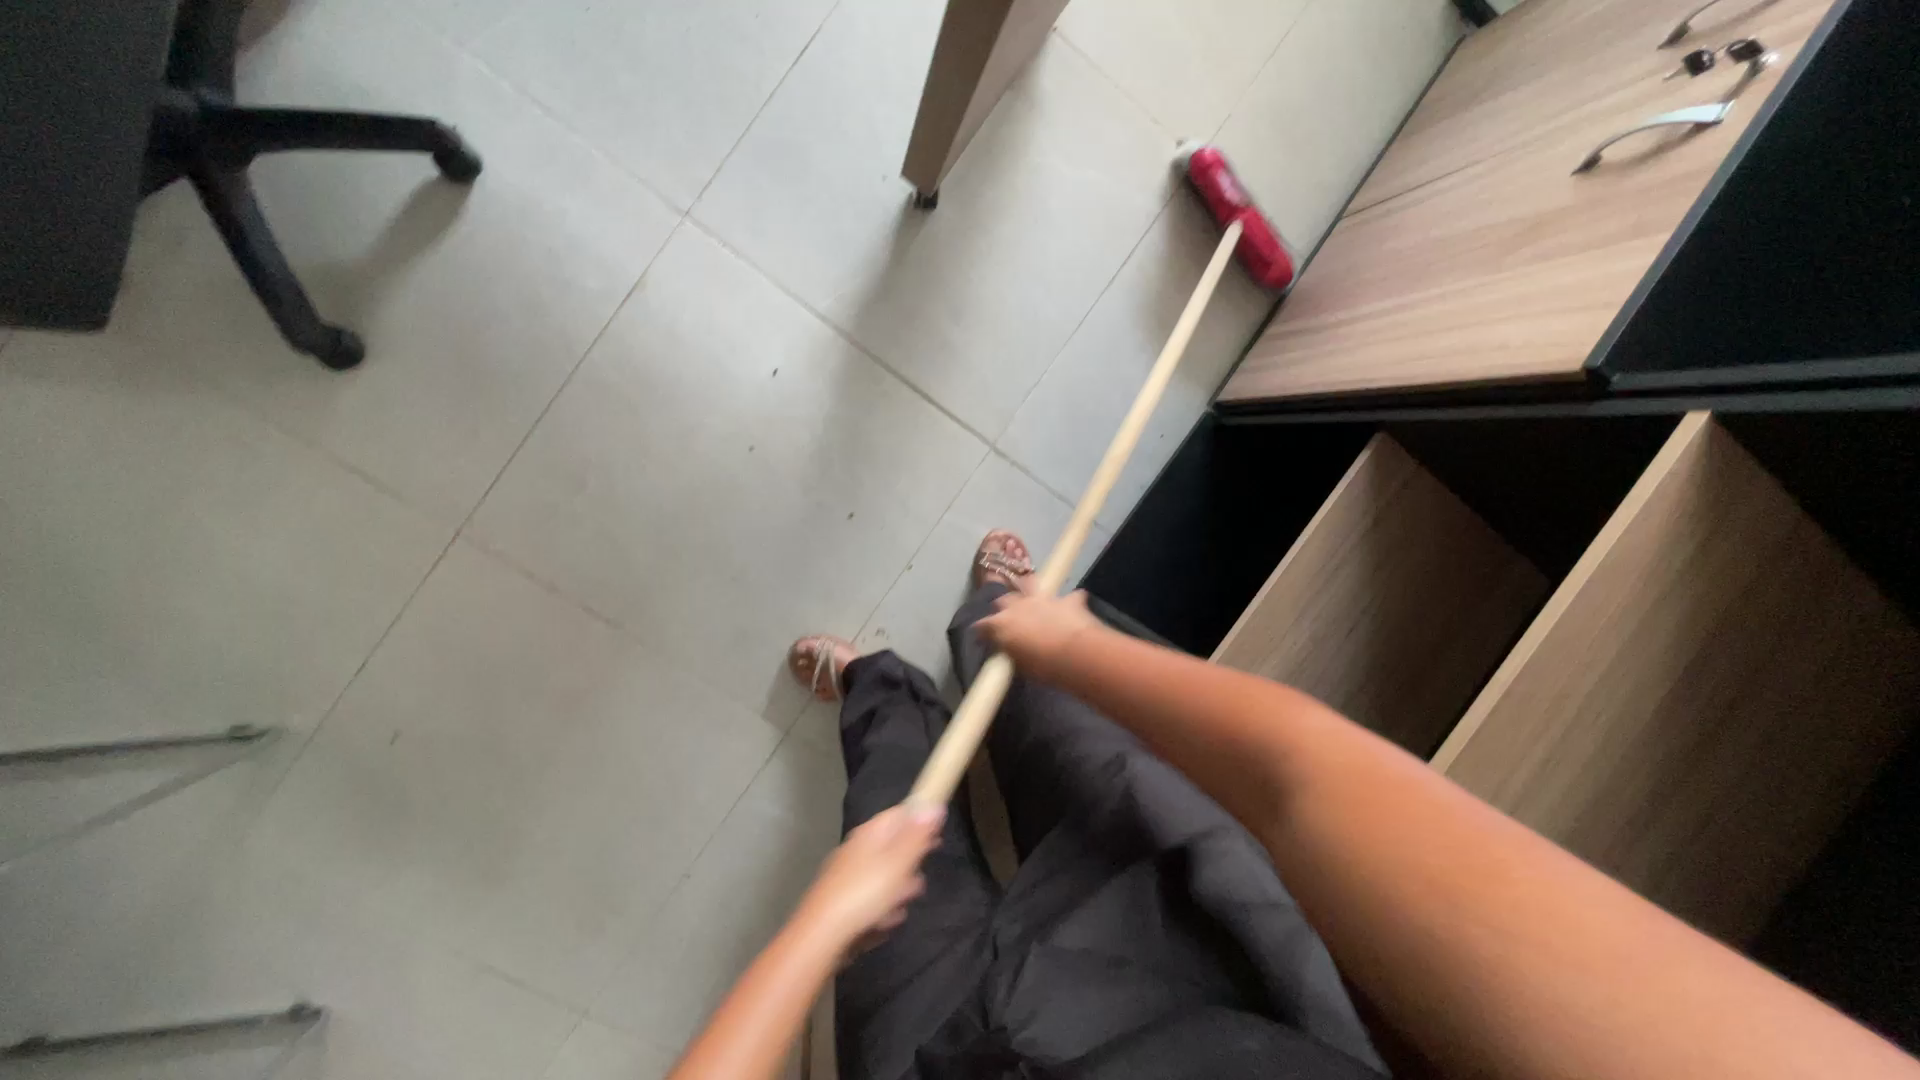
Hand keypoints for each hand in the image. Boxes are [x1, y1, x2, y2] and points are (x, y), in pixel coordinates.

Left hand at [799, 803, 944, 951]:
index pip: (900, 814)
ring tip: (895, 908)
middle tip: (914, 885)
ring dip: (897, 893)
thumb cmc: (864, 894)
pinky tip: (881, 923)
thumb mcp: (898, 863)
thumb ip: (917, 836)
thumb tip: (934, 806)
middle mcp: (859, 848)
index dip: (921, 822)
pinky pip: (874, 900)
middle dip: (909, 868)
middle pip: (896, 849)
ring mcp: (850, 875)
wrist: (821, 936)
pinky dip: (881, 910)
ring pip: (887, 878)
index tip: (937, 838)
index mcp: (871, 833)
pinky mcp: (846, 901)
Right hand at [975, 590, 1103, 678]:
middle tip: (1010, 621)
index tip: (983, 638)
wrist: (1076, 655)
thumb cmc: (1043, 668)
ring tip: (1036, 604)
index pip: (982, 626)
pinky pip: (1068, 597)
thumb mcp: (1019, 666)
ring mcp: (1042, 599)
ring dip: (1031, 594)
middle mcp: (1017, 606)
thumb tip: (1011, 651)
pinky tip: (1072, 608)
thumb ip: (1012, 653)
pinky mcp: (1067, 600)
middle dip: (1005, 608)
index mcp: (1000, 625)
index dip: (982, 632)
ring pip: (1030, 586)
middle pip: (1004, 600)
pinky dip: (1069, 602)